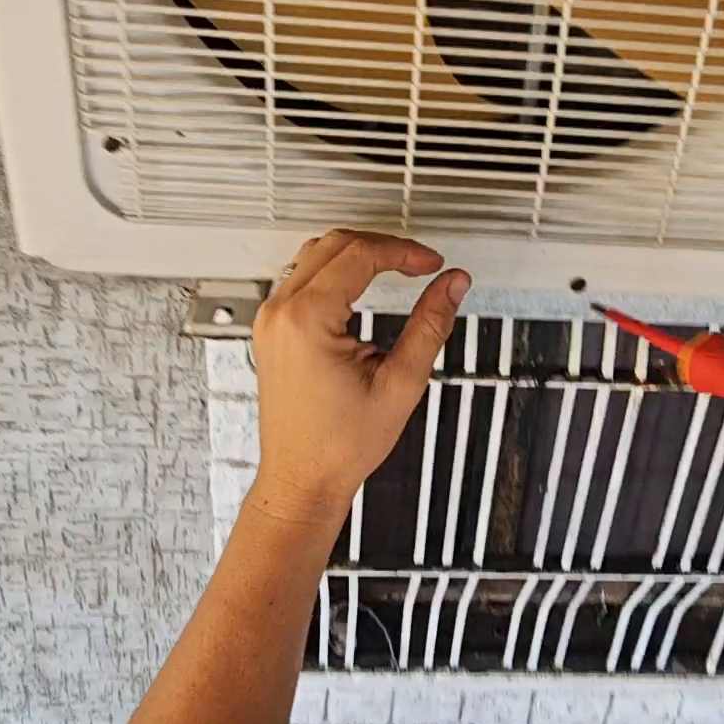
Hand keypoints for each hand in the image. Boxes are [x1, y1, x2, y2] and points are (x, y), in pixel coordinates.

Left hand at [248, 230, 470, 525]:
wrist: (301, 480)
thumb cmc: (339, 446)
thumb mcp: (401, 384)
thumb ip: (430, 325)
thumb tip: (452, 284)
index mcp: (307, 320)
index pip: (360, 255)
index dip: (403, 251)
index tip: (431, 263)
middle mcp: (281, 312)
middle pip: (336, 243)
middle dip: (383, 246)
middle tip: (419, 263)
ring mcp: (271, 318)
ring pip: (315, 253)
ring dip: (358, 252)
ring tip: (396, 268)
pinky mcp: (271, 328)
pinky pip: (302, 275)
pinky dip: (335, 269)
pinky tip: (362, 284)